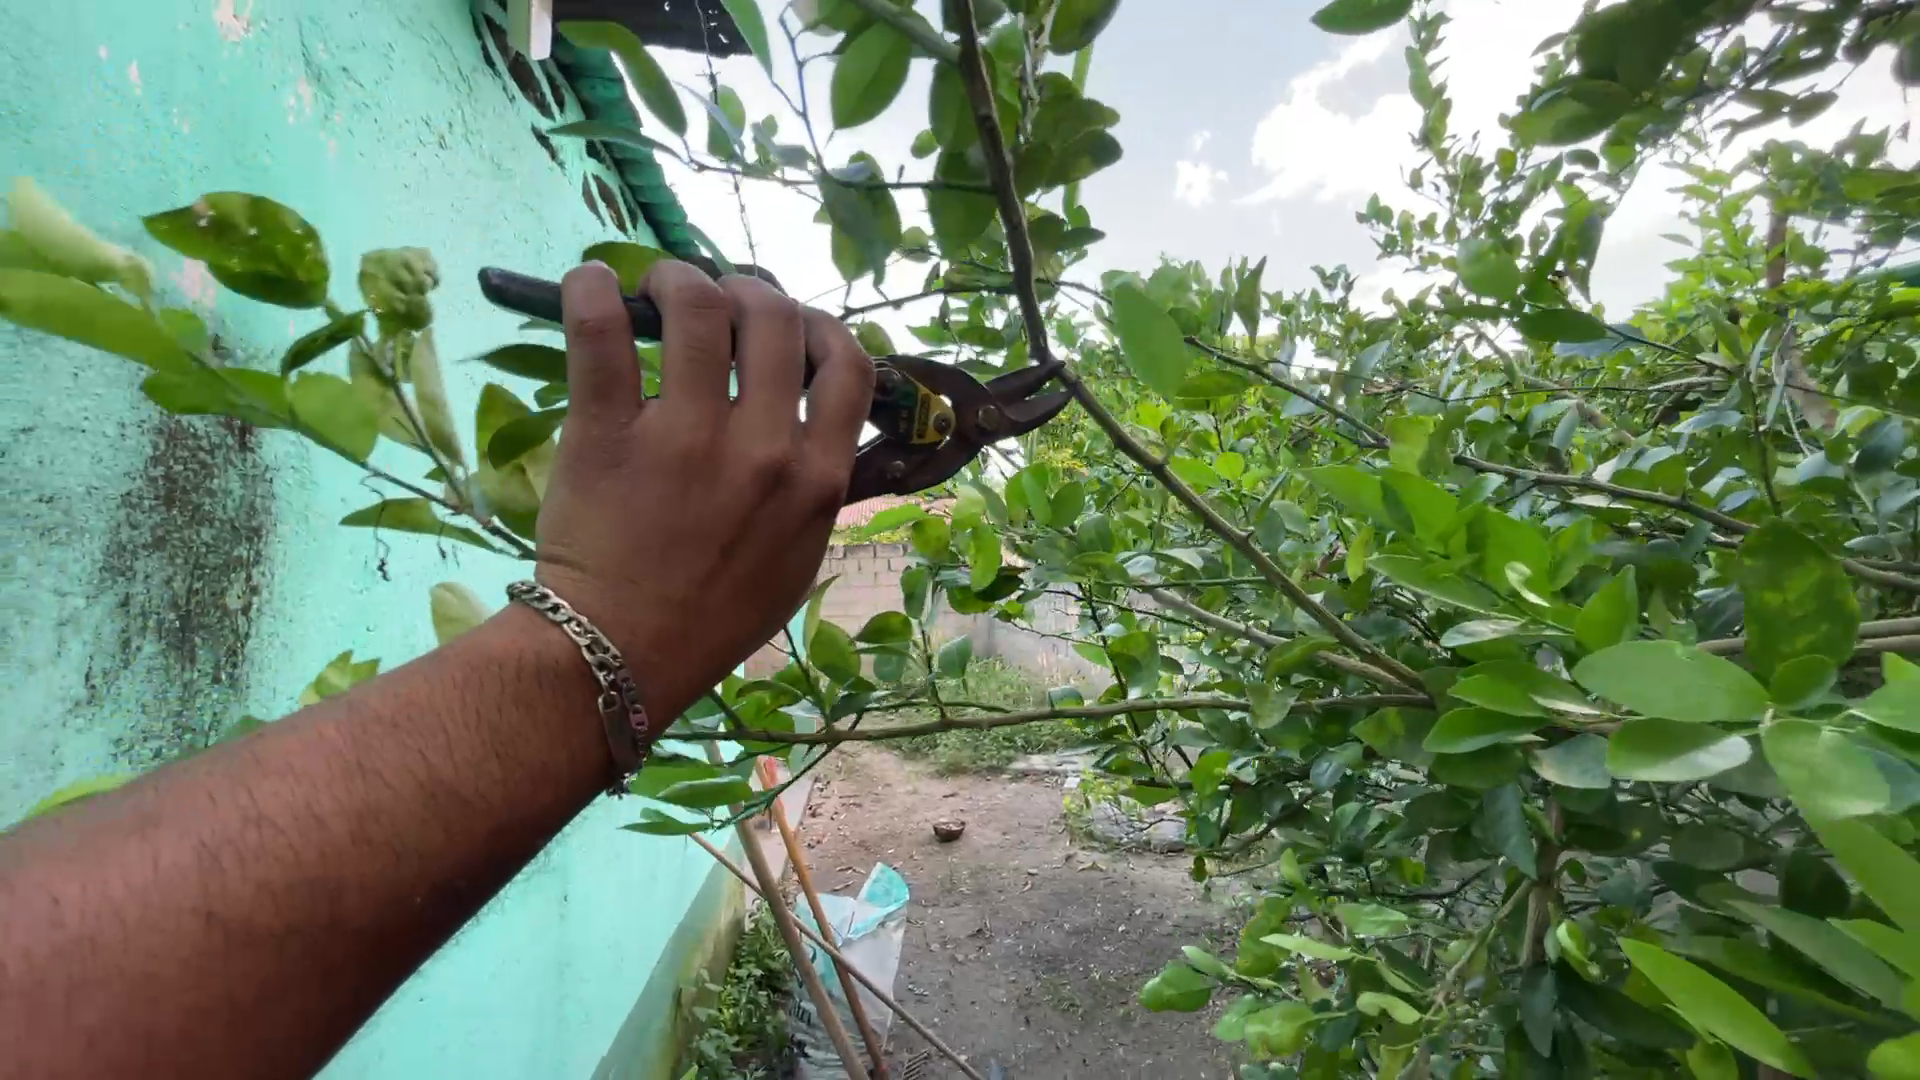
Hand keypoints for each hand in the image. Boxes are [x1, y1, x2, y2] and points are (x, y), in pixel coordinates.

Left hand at [530, 260, 872, 723]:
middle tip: (721, 299)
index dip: (823, 327)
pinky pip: (600, 332)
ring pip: (698, 306)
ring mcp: (687, 436)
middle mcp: (764, 447)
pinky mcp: (608, 433)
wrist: (626, 653)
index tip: (794, 329)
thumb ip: (819, 489)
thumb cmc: (721, 613)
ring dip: (679, 279)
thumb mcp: (801, 557)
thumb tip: (819, 427)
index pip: (847, 365)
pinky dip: (591, 289)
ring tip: (661, 288)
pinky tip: (590, 282)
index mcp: (817, 476)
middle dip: (750, 290)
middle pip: (775, 317)